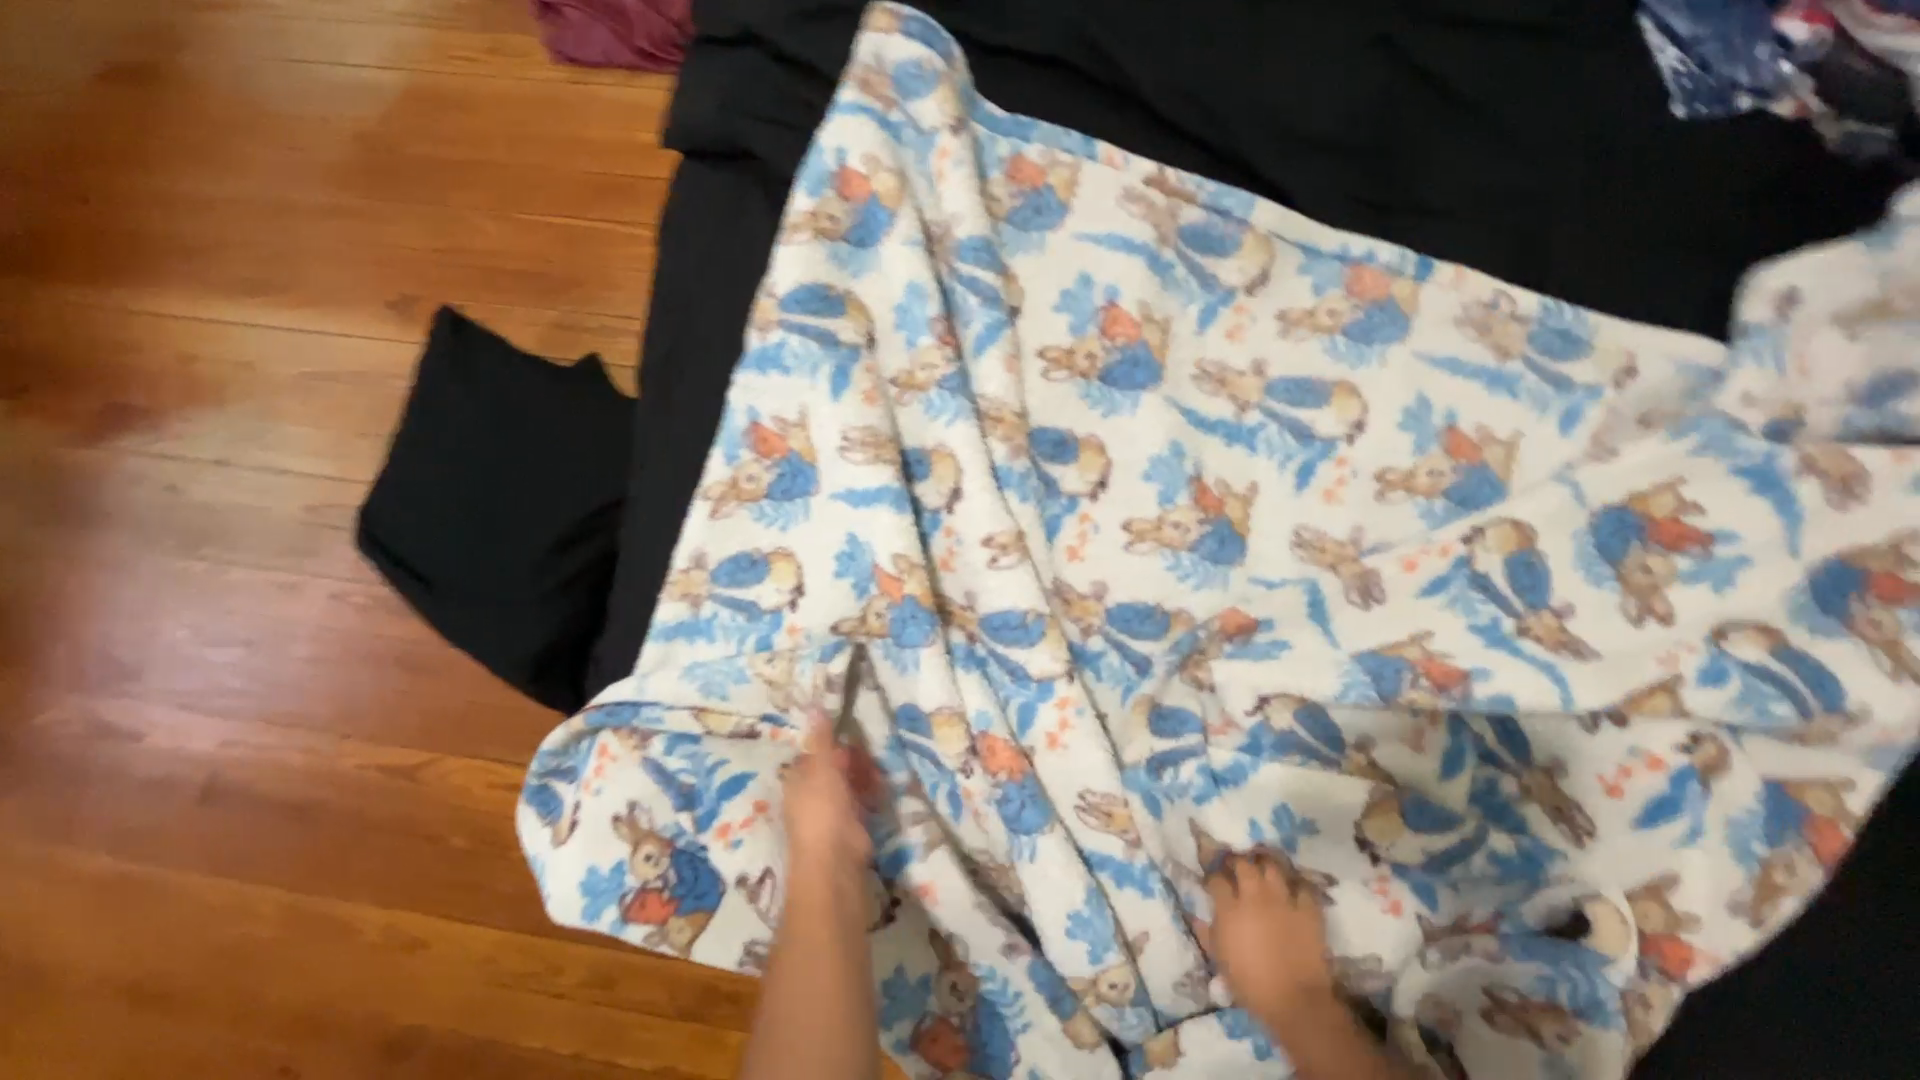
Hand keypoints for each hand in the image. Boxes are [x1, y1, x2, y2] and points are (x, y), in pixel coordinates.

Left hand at [782, 714, 872, 877]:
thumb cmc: (822, 809)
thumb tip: (814, 705)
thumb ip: (822, 738)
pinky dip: (872, 794)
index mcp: (798, 780)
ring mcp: (833, 810)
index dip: (833, 745)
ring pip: (850, 783)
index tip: (851, 739)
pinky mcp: (852, 824)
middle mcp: (812, 794)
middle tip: (869, 758)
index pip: (815, 755)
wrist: (835, 860)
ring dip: (865, 776)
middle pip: (835, 768)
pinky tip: (880, 791)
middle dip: (854, 760)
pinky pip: (862, 801)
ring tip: (877, 777)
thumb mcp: (821, 768)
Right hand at [1207, 849, 1335, 1028]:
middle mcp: (1255, 896)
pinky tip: (1291, 889)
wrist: (1295, 1001)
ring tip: (1262, 868)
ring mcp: (1284, 900)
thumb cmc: (1250, 984)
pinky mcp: (1308, 909)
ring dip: (1264, 864)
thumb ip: (1205, 932)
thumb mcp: (1219, 959)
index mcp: (1230, 909)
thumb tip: (1194, 916)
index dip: (1212, 875)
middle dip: (1236, 862)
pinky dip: (1295, 884)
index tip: (1212, 879)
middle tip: (1235, 867)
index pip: (1217, 878)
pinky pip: (1302, 886)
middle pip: (1243, 864)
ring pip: (1273, 866)